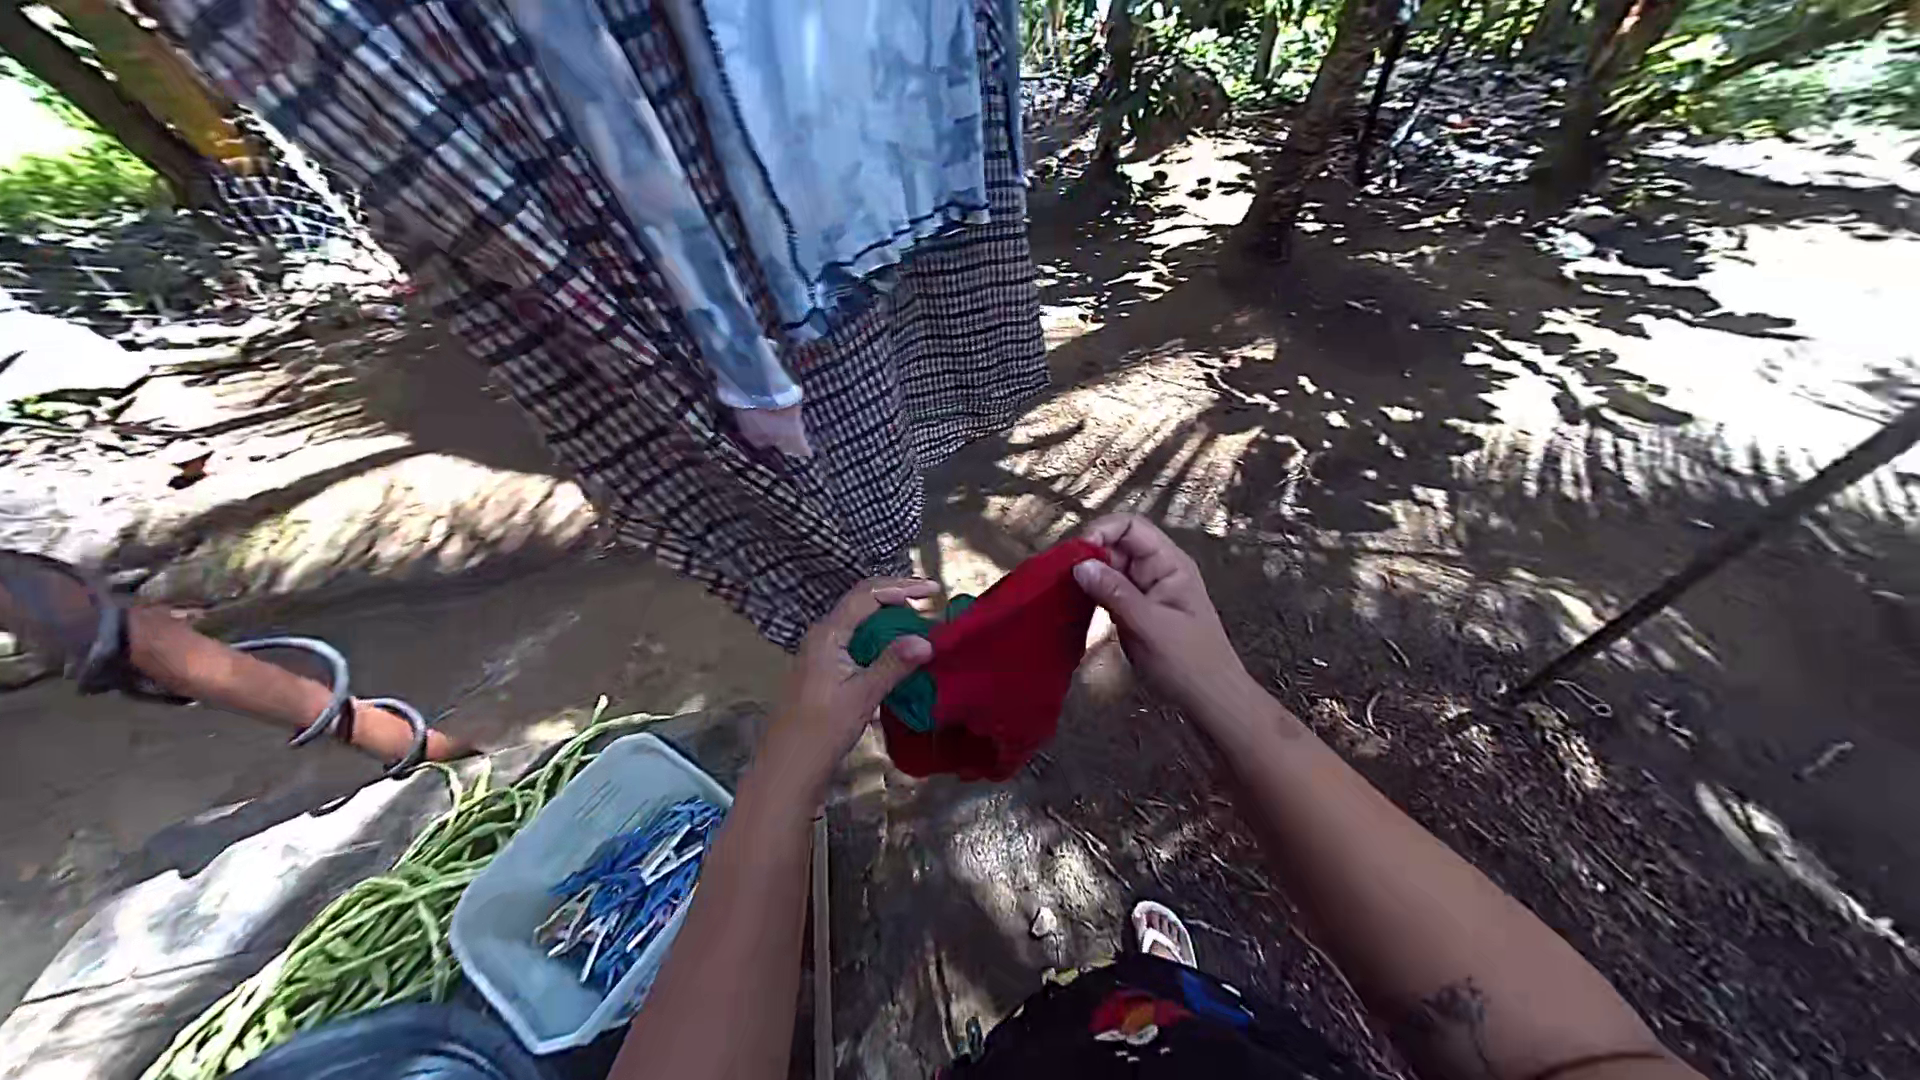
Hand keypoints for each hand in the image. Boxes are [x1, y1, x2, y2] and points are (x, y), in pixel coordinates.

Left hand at [762, 576, 938, 793]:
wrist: (787, 768)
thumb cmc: (822, 730)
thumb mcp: (862, 695)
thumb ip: (893, 664)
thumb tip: (927, 640)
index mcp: (828, 633)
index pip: (868, 594)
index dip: (903, 587)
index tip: (934, 590)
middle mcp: (823, 634)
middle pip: (863, 601)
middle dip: (897, 595)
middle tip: (930, 601)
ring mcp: (822, 651)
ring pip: (860, 620)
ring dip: (890, 616)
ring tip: (920, 621)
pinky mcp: (825, 668)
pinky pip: (857, 639)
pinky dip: (881, 636)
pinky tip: (898, 648)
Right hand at [1072, 514, 1252, 714]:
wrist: (1210, 699)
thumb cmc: (1189, 662)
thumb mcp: (1150, 626)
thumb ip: (1115, 593)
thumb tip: (1080, 564)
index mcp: (1169, 563)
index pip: (1131, 526)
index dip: (1102, 531)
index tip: (1076, 554)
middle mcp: (1155, 569)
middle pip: (1115, 543)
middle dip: (1088, 553)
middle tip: (1060, 574)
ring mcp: (1143, 589)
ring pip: (1107, 566)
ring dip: (1085, 573)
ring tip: (1062, 587)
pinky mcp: (1132, 607)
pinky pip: (1106, 588)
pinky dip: (1089, 591)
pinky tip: (1072, 601)